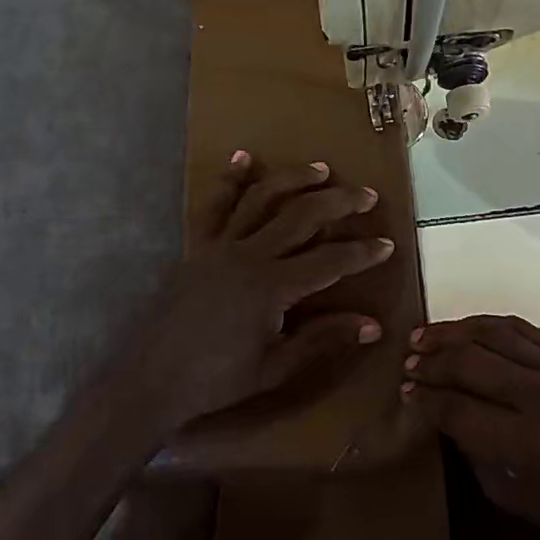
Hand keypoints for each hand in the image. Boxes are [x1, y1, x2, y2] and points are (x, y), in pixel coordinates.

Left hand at [138, 152, 395, 423]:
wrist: (152, 381)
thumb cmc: (218, 379)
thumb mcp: (277, 366)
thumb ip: (324, 339)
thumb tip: (373, 326)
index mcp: (272, 286)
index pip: (330, 260)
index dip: (362, 251)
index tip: (387, 244)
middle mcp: (249, 255)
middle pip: (302, 216)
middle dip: (339, 203)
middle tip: (367, 194)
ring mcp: (220, 246)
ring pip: (262, 199)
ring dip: (294, 180)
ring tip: (321, 169)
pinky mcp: (197, 246)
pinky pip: (215, 206)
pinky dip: (230, 180)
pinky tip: (243, 158)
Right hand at [401, 316, 539, 539]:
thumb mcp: (507, 492)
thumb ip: (470, 445)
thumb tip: (436, 405)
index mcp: (530, 443)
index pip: (460, 408)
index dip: (426, 398)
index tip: (404, 391)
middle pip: (473, 363)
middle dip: (434, 361)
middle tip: (408, 361)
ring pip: (495, 335)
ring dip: (455, 332)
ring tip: (425, 336)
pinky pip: (521, 328)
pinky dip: (488, 325)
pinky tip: (465, 329)